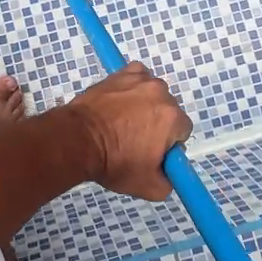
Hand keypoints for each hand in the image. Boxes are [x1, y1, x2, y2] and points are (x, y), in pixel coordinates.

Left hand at [65, 62, 192, 200]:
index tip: (152, 153)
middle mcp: (160, 92)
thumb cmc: (115, 162)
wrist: (78, 138)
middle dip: (157, 124)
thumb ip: (170, 180)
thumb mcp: (150, 187)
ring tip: (124, 121)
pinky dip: (132, 87)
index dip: (169, 145)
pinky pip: (136, 76)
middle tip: (136, 140)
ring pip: (152, 93)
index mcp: (172, 118)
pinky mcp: (119, 73)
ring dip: (145, 104)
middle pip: (168, 110)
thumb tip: (168, 170)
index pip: (182, 131)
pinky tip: (121, 100)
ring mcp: (138, 79)